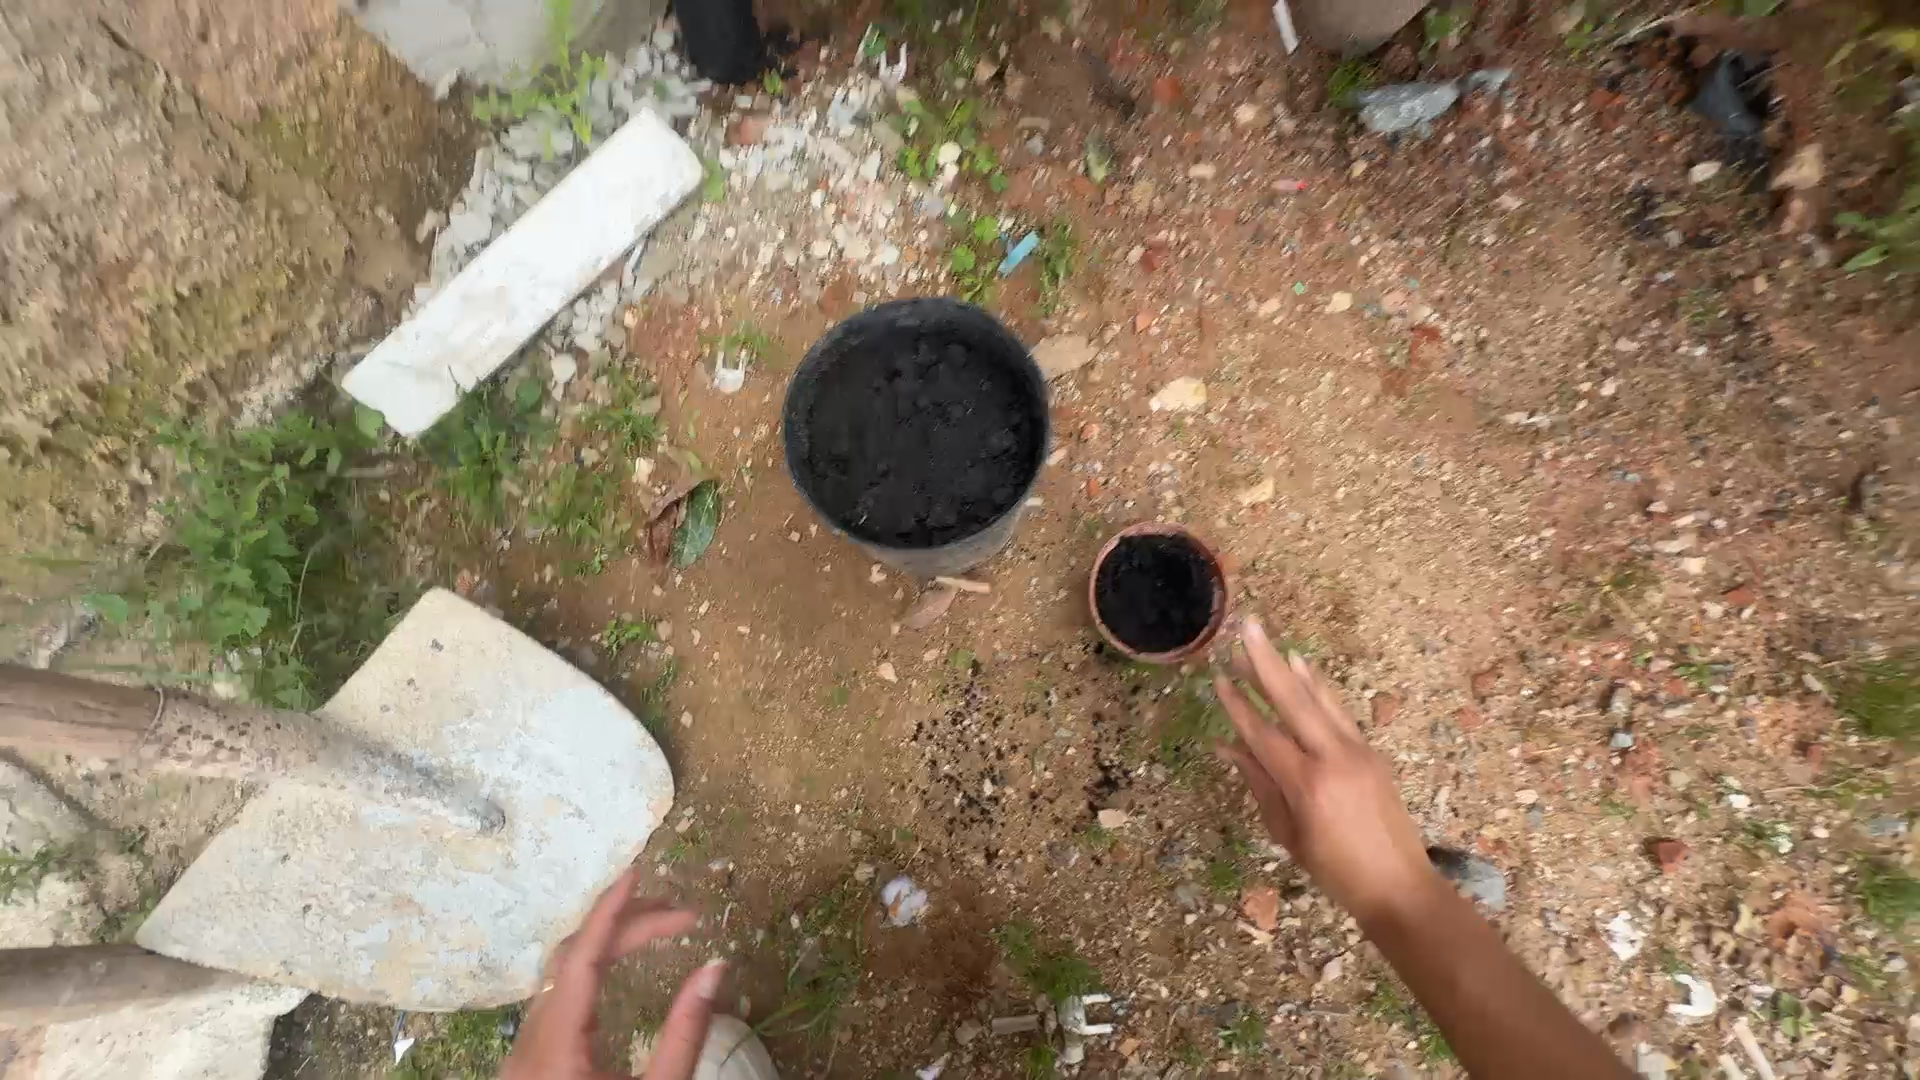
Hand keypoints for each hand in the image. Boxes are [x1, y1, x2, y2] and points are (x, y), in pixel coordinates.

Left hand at [500, 867, 724, 1079]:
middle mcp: (527, 1045)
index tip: (638, 871)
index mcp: (554, 1051)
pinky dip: (593, 967)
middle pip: (571, 959)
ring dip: (609, 943)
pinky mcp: (529, 1067)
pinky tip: (621, 967)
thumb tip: (716, 965)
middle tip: (684, 917)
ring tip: (659, 928)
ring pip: (560, 976)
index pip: (579, 958)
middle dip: (626, 924)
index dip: (609, 911)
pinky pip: (556, 997)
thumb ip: (685, 1033)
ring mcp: (522, 1058)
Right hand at [1213, 617, 1440, 928]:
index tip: (1218, 677)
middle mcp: (1333, 758)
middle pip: (1292, 700)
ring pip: (1318, 698)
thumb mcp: (1286, 832)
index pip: (1262, 733)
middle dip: (1265, 662)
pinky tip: (1304, 668)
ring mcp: (1357, 751)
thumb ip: (1258, 783)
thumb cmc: (1334, 869)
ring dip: (1290, 668)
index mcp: (1306, 783)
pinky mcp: (1371, 752)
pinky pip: (1338, 711)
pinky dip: (1318, 687)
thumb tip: (1227, 747)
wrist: (1401, 888)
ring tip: (1270, 642)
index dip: (1238, 705)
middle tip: (1247, 628)